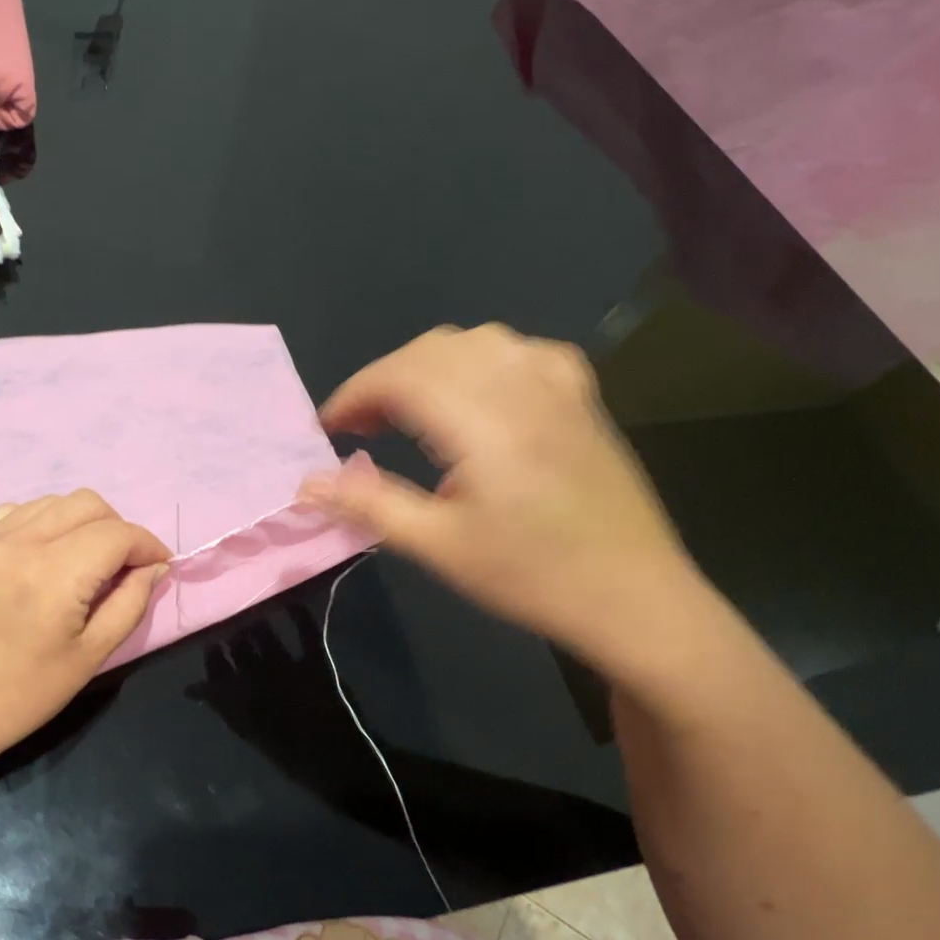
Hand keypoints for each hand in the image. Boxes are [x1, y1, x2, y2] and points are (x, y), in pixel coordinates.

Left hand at [0, 490, 170, 756]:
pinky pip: (13, 512)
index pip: (117, 535)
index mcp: (53, 575)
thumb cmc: (25, 693)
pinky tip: (40, 556)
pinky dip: (39, 524)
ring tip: (81, 561)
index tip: (158, 564)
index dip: (146, 545)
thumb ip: (130, 603)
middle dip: (116, 529)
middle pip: (86, 504)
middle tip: (121, 565)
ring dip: (78, 523)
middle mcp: (18, 543)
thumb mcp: (92, 655)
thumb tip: (154, 567)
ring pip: (50, 502)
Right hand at [301, 324, 703, 663]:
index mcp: (484, 421)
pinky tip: (476, 398)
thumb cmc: (530, 576)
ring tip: (408, 413)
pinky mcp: (581, 399)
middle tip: (359, 430)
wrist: (634, 596)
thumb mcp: (439, 547)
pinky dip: (480, 363)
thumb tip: (305, 484)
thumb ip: (369, 506)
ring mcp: (558, 387)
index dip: (353, 395)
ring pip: (476, 342)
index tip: (325, 430)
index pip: (400, 376)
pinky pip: (520, 352)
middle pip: (432, 351)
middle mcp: (521, 386)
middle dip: (383, 381)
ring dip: (427, 367)